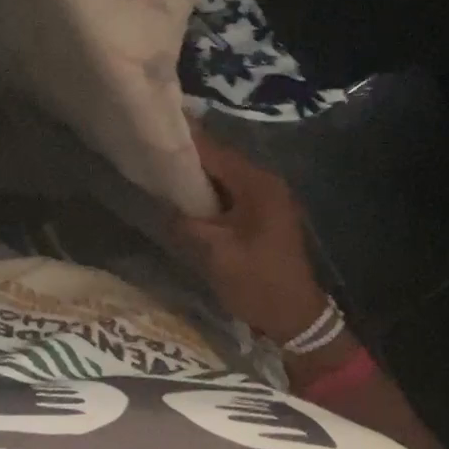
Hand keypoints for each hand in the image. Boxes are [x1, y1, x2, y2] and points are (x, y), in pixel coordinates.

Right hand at [173, 121, 328, 342]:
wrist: (296, 320)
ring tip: (162, 170)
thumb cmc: (258, 281)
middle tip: (151, 151)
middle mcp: (266, 183)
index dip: (184, 140)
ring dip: (197, 175)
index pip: (214, 151)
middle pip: (219, 159)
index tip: (154, 129)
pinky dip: (209, 191)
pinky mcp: (264, 214)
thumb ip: (185, 221)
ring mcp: (267, 198)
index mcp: (257, 185)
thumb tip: (163, 204)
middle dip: (187, 156)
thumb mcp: (215, 251)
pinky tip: (185, 196)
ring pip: (224, 176)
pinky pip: (231, 192)